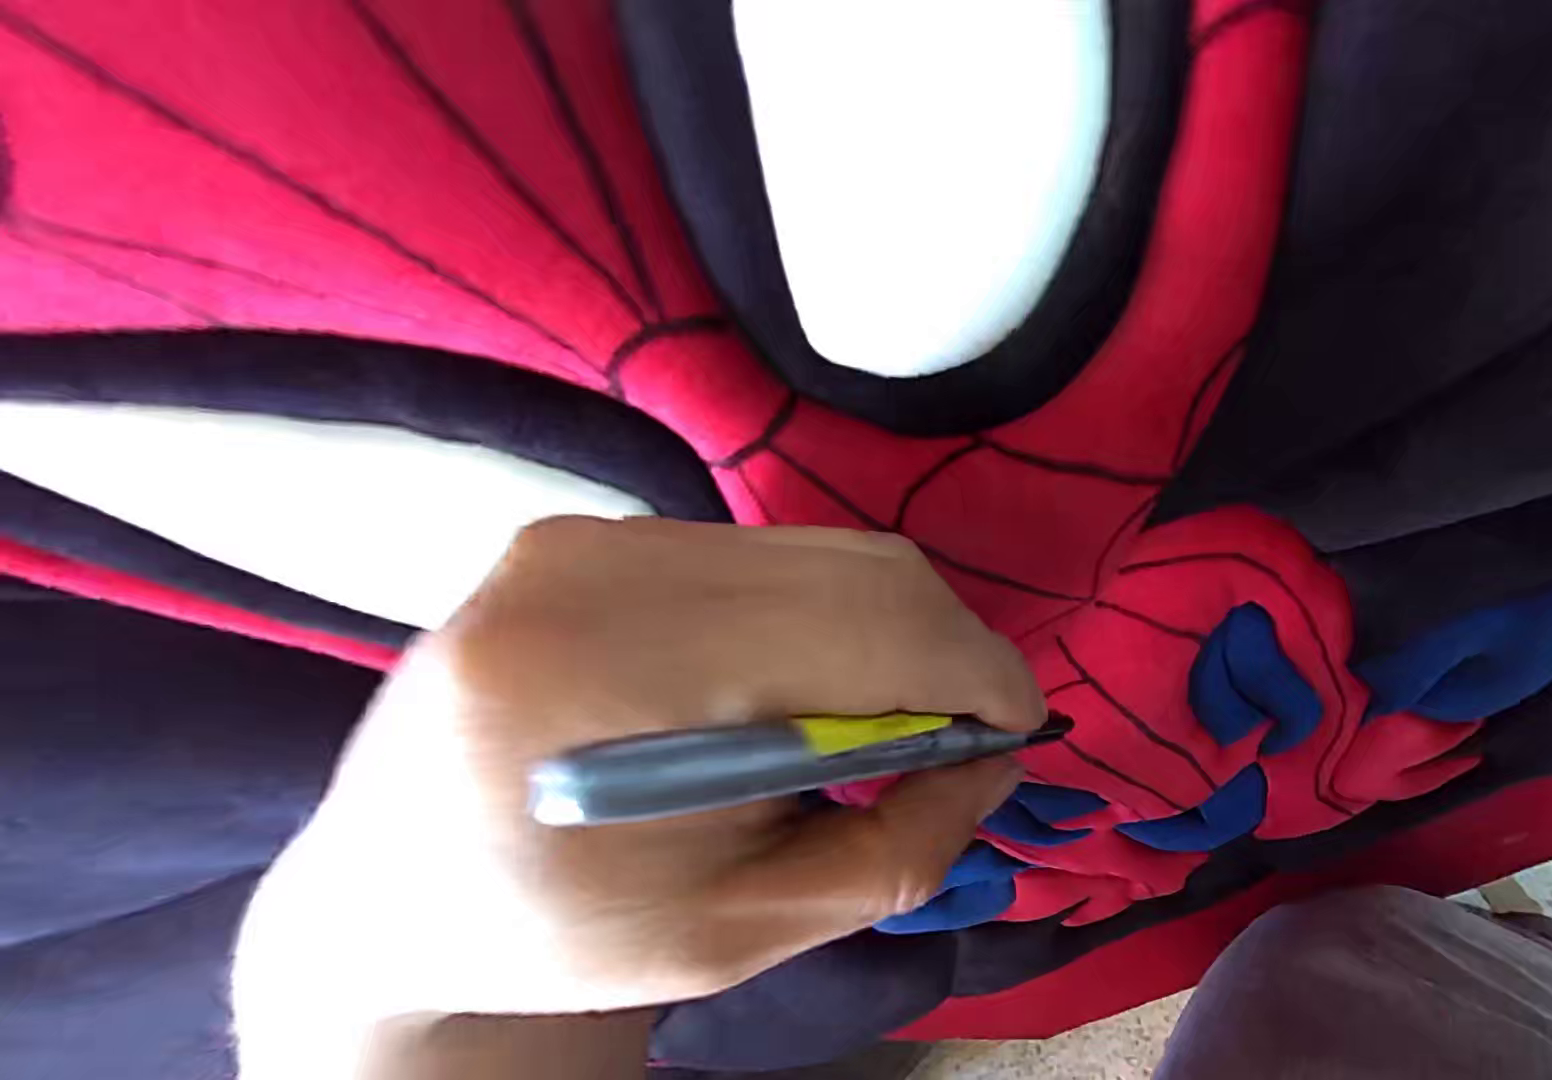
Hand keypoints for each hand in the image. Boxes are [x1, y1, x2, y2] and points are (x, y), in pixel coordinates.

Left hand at [231, 518, 1040, 1073]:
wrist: (392, 884)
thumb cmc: (571, 933)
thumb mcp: (752, 930)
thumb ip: (900, 844)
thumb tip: (999, 756)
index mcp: (614, 683)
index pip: (858, 632)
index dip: (970, 667)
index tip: (1022, 719)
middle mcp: (597, 572)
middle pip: (856, 573)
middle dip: (950, 645)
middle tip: (976, 717)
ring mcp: (595, 535)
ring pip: (827, 553)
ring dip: (898, 625)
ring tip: (905, 700)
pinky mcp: (602, 531)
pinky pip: (777, 555)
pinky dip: (835, 609)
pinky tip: (825, 670)